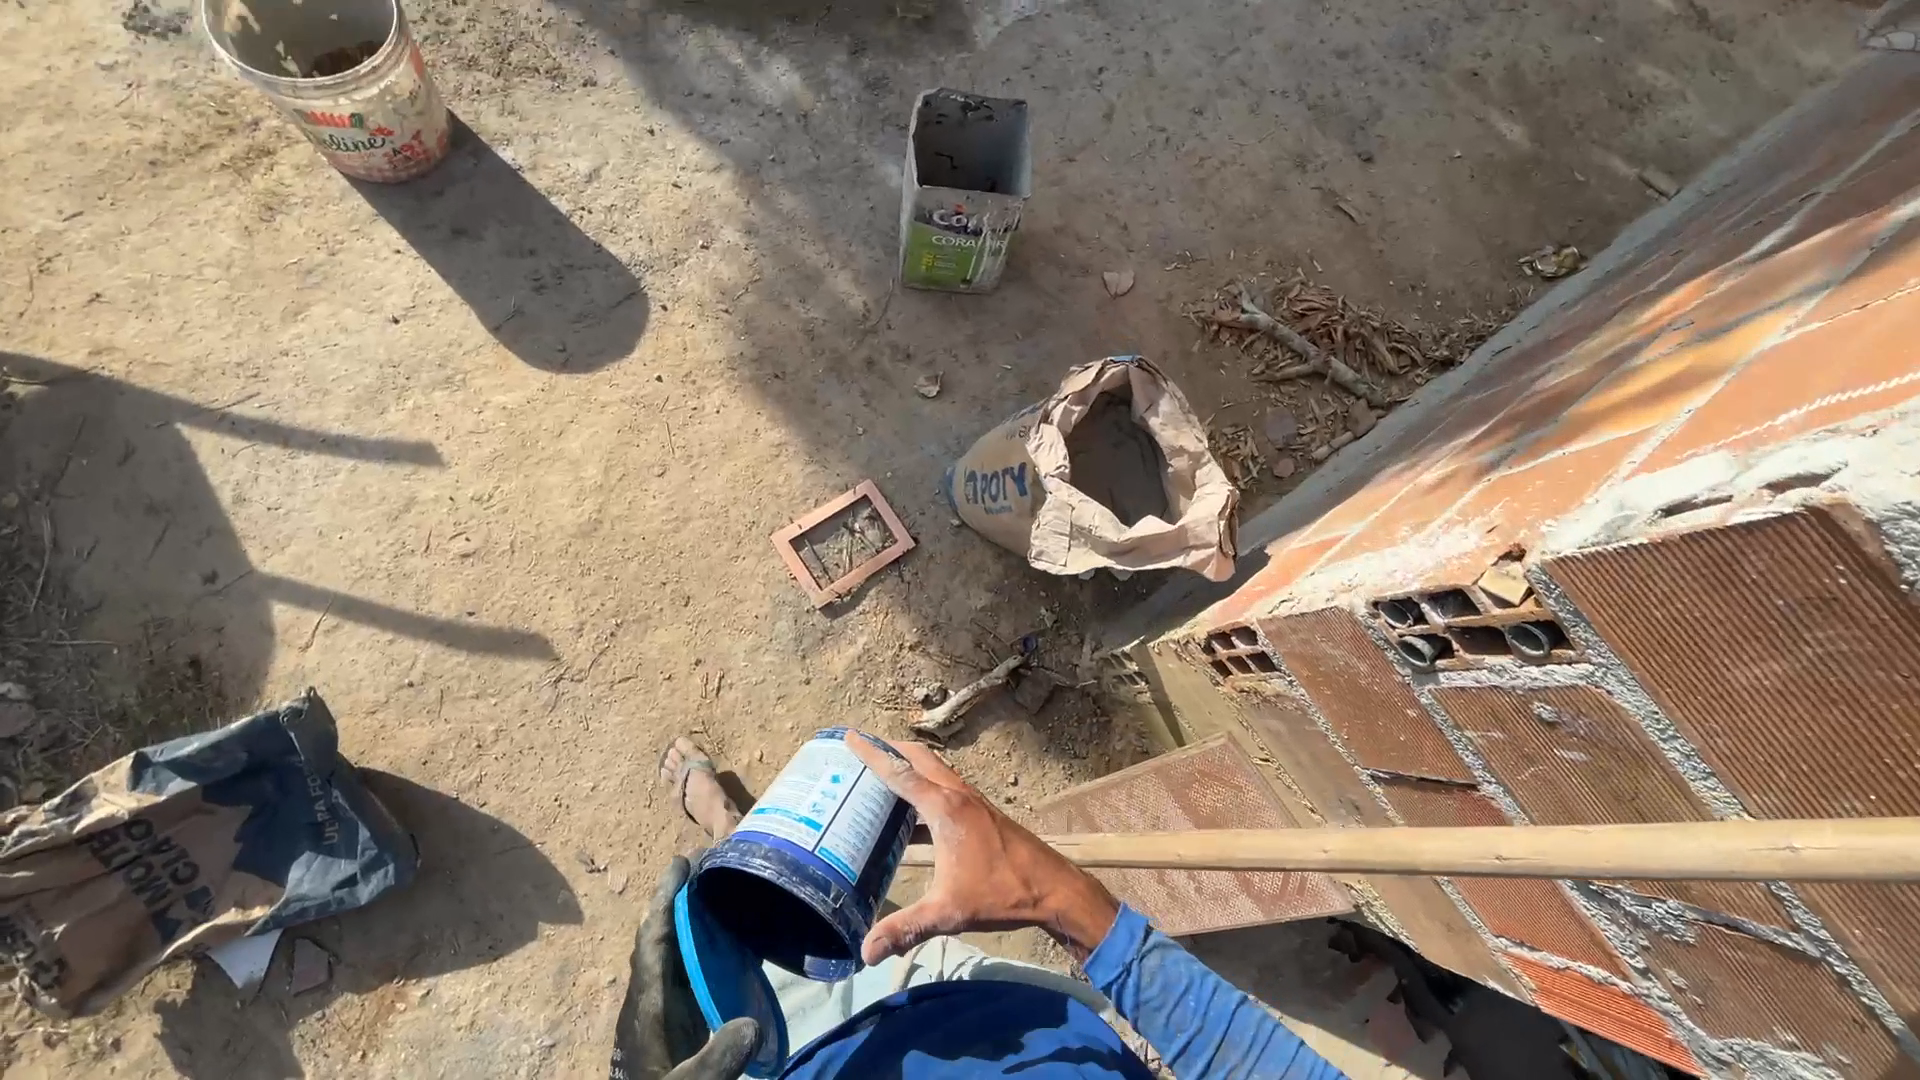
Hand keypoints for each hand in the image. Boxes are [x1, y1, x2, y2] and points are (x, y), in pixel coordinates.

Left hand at [609, 855, 758, 1079]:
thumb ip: (717, 1059)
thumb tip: (753, 1025)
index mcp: (648, 1007)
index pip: (653, 942)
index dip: (666, 900)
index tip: (682, 863)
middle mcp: (650, 1000)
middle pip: (660, 937)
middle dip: (679, 898)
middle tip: (709, 863)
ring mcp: (661, 1011)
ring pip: (671, 951)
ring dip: (690, 918)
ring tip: (718, 887)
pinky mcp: (673, 1024)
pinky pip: (684, 970)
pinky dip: (700, 944)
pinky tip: (724, 937)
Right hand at [848, 733, 1120, 965]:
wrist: (1052, 887)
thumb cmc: (1001, 893)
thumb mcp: (948, 912)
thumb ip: (905, 928)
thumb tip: (865, 953)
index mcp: (944, 808)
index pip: (899, 773)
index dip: (872, 754)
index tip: (850, 736)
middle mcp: (957, 794)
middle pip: (918, 758)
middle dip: (889, 748)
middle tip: (861, 748)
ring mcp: (972, 800)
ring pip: (934, 769)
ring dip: (909, 764)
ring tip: (882, 773)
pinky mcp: (981, 811)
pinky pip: (944, 786)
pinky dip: (924, 785)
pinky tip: (912, 812)